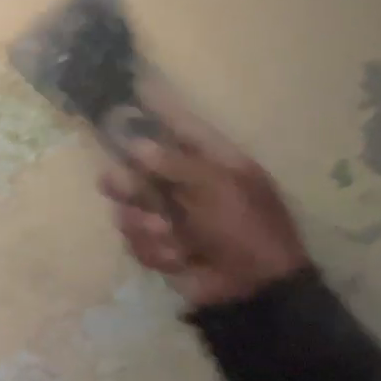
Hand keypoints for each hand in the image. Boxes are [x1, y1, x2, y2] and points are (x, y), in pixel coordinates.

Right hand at [97, 94, 309, 309]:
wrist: (255, 292)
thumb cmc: (247, 231)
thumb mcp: (219, 189)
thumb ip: (175, 164)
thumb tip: (134, 144)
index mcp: (212, 163)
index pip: (177, 125)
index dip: (153, 108)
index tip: (126, 89)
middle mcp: (186, 185)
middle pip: (136, 168)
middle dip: (129, 184)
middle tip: (126, 189)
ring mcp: (170, 217)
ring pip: (128, 207)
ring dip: (146, 225)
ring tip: (171, 238)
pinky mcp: (158, 246)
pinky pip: (134, 239)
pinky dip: (154, 250)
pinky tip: (178, 258)